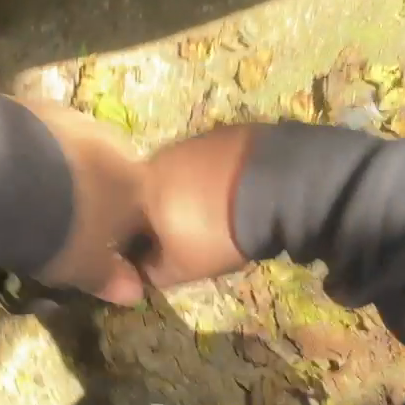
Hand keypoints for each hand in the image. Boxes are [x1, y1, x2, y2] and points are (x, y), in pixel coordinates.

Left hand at [20, 99, 148, 304]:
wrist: (6, 177)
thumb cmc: (59, 230)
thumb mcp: (85, 267)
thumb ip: (111, 278)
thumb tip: (133, 294)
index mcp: (134, 181)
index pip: (137, 205)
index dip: (117, 227)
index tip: (94, 244)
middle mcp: (111, 142)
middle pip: (106, 170)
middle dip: (88, 192)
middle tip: (56, 218)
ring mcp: (70, 118)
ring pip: (71, 148)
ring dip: (55, 167)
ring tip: (24, 194)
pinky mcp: (31, 105)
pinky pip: (35, 133)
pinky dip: (26, 150)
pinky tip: (3, 169)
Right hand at [135, 124, 263, 289]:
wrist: (276, 190)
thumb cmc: (217, 231)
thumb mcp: (181, 267)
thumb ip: (152, 272)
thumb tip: (140, 272)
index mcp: (143, 186)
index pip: (128, 216)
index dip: (141, 238)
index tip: (159, 253)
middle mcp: (162, 155)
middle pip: (157, 189)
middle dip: (169, 211)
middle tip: (192, 233)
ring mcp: (198, 139)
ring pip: (187, 171)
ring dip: (195, 190)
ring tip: (220, 212)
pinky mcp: (230, 132)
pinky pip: (216, 159)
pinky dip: (221, 175)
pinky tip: (239, 192)